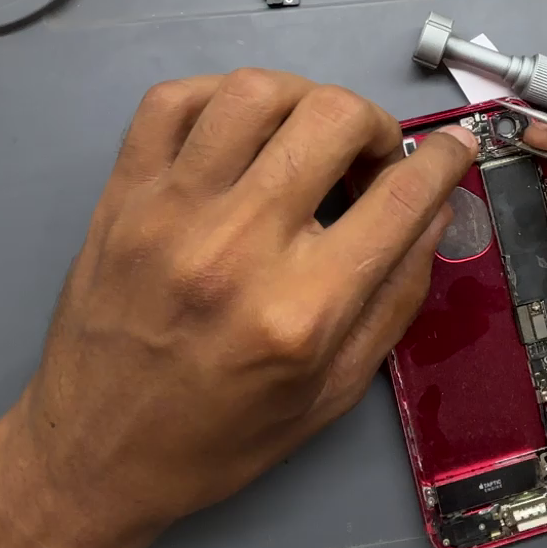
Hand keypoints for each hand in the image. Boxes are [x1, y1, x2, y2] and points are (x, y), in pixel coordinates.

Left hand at [5, 69, 476, 543]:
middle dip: (374, 124)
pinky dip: (221, 95)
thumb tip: (435, 208)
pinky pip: (173, 99)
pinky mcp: (122, 194)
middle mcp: (238, 246)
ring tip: (307, 136)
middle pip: (332, 119)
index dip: (443, 161)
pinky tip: (240, 130)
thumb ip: (398, 295)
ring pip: (255, 92)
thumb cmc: (225, 436)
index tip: (454, 149)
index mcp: (303, 309)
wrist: (92, 456)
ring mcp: (170, 211)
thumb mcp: (336, 390)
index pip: (400, 199)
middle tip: (368, 159)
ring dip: (303, 98)